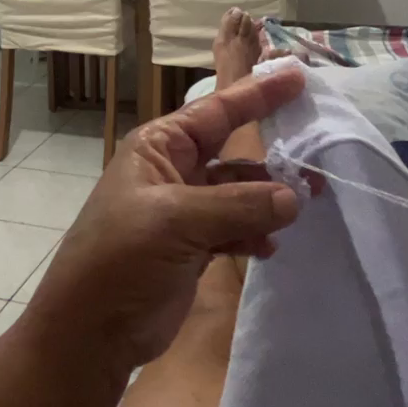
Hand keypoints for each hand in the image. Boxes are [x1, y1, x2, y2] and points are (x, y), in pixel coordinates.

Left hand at [21, 65, 304, 373]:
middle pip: (231, 151)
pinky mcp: (191, 246)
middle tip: (318, 153)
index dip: (257, 93)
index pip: (216, 110)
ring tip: (308, 204)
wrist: (90, 330)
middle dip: (272, 155)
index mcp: (158, 147)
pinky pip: (233, 227)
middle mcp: (172, 170)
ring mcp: (182, 210)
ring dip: (269, 200)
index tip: (296, 76)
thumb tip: (293, 197)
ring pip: (238, 193)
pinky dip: (253, 233)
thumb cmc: (122, 257)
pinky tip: (269, 247)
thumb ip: (238, 205)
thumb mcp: (176, 221)